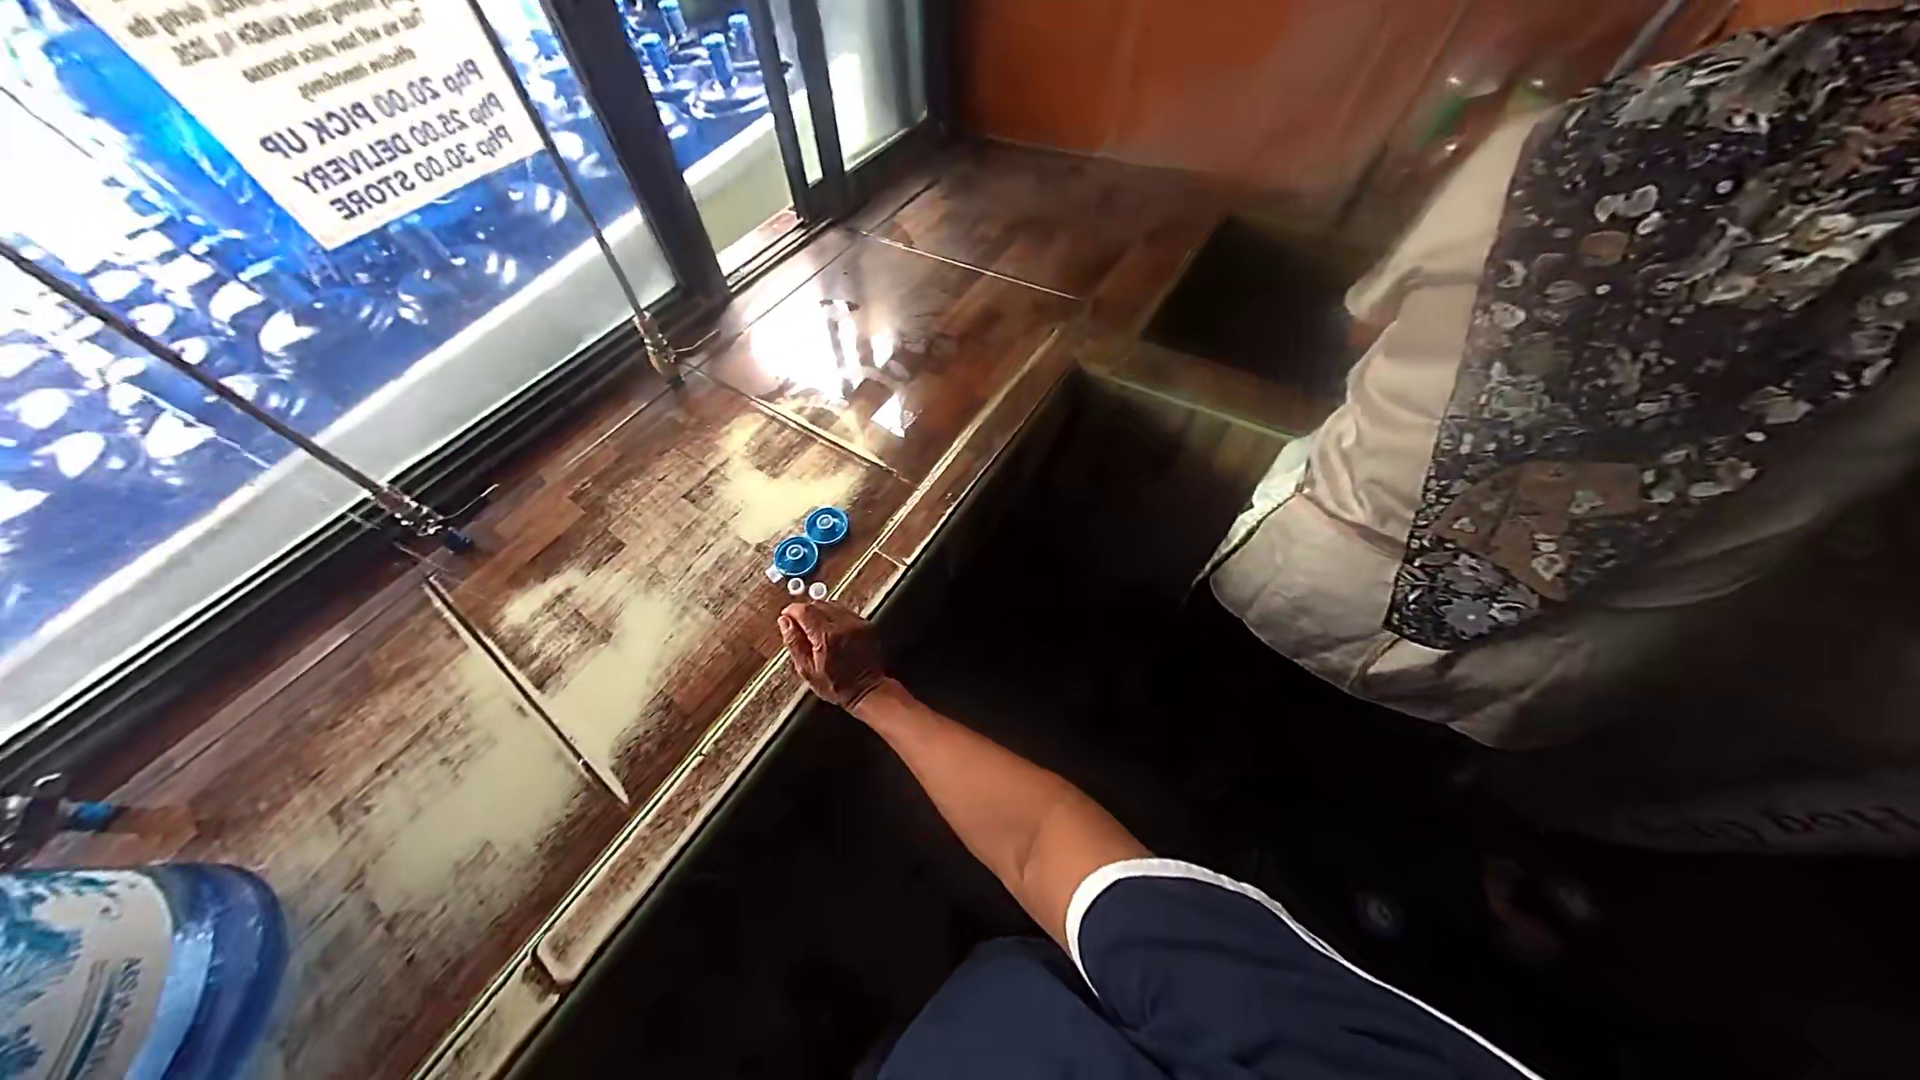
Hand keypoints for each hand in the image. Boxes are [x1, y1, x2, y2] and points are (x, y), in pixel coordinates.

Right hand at [778, 600, 889, 708]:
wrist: (866, 690)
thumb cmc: (836, 685)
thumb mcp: (807, 669)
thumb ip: (794, 642)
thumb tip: (784, 622)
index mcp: (826, 637)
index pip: (804, 610)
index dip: (792, 610)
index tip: (786, 616)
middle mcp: (843, 626)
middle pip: (818, 604)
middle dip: (805, 611)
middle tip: (799, 624)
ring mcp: (857, 624)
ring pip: (832, 605)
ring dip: (820, 612)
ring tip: (815, 629)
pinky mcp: (866, 625)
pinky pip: (846, 611)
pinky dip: (835, 616)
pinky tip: (832, 630)